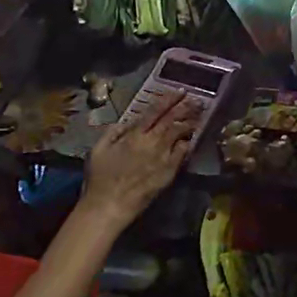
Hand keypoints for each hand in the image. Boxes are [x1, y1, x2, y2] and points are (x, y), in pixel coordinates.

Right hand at [81, 91, 200, 223]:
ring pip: (181, 135)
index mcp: (134, 135)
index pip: (155, 111)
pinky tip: (191, 138)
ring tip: (198, 115)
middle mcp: (152, 143)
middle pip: (173, 120)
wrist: (110, 205)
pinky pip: (183, 153)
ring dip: (190, 123)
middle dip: (186, 108)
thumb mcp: (98, 149)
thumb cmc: (100, 178)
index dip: (168, 99)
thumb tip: (130, 121)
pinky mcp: (170, 172)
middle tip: (197, 99)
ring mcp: (164, 158)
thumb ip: (115, 131)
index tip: (180, 91)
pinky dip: (187, 143)